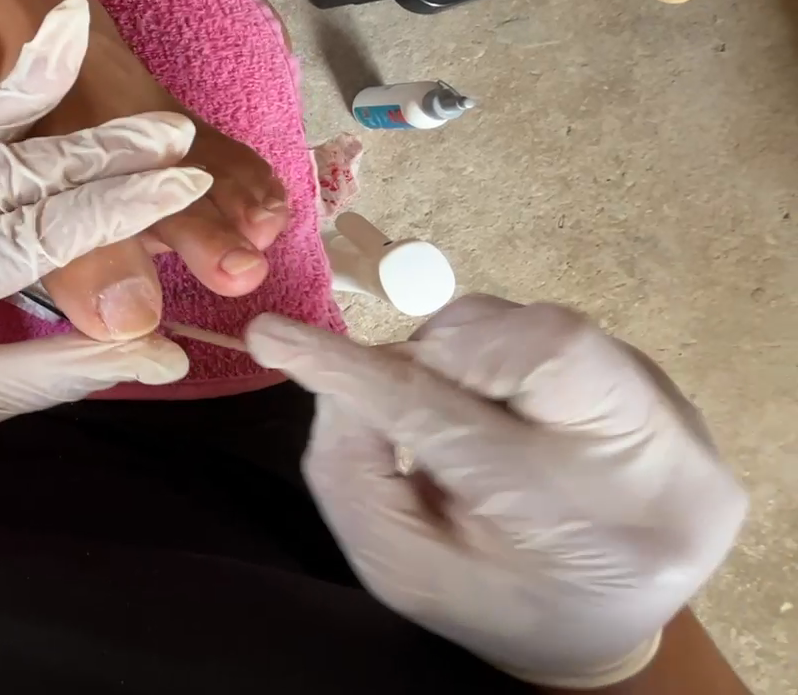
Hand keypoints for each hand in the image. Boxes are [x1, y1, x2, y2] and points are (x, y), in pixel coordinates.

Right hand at [247, 297, 747, 689]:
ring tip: (451, 403)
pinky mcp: (675, 402)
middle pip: (544, 346)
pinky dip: (499, 351)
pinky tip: (496, 402)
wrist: (591, 623)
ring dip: (464, 349)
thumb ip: (349, 460)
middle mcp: (649, 475)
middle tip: (400, 381)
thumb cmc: (474, 590)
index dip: (345, 369)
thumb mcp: (390, 554)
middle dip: (442, 350)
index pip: (437, 419)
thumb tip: (333, 374)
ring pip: (543, 326)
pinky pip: (562, 334)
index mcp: (569, 531)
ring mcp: (680, 432)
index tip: (269, 335)